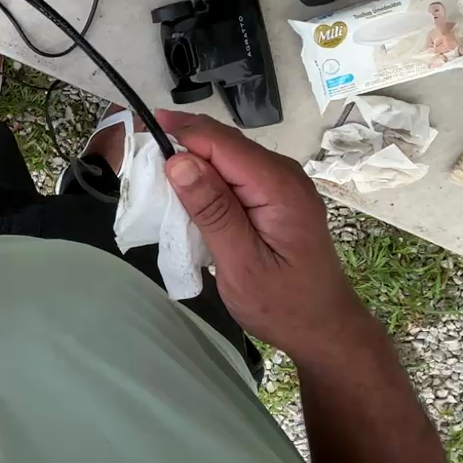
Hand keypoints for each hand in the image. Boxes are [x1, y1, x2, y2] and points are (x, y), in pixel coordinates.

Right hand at [158, 111, 376, 360]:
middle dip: (182, 138)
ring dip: (192, 155)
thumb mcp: (241, 263)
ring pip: (228, 153)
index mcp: (279, 187)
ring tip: (152, 163)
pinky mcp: (274, 196)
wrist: (324, 329)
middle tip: (139, 144)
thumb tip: (179, 162)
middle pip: (224, 141)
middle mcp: (284, 175)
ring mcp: (282, 184)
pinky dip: (206, 172)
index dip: (180, 133)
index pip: (221, 143)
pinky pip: (235, 170)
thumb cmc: (283, 305)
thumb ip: (213, 210)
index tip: (141, 133)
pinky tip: (184, 184)